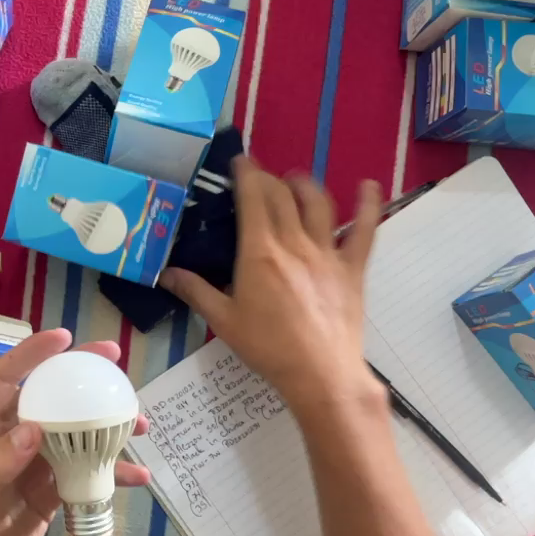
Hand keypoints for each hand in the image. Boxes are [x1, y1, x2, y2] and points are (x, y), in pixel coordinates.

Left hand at [0, 329, 150, 535]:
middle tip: (116, 364)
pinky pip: (82, 474)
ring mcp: (31, 471)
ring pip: (72, 435)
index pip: (4, 382)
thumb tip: (32, 429)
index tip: (65, 338)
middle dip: (79, 379)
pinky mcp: (48, 497)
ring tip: (140, 424)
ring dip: (104, 426)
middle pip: (46, 400)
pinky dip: (109, 473)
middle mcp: (9, 445)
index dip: (30, 356)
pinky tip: (137, 476)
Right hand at [162, 157, 386, 422]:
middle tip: (258, 178)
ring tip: (294, 180)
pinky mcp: (352, 267)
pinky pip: (364, 229)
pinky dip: (367, 204)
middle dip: (268, 178)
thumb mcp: (224, 321)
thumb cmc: (268, 348)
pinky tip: (366, 185)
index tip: (240, 162)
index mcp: (260, 253)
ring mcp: (327, 252)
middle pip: (282, 196)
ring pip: (318, 204)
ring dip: (304, 185)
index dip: (246, 175)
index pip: (252, 199)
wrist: (320, 373)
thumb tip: (167, 274)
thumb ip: (196, 292)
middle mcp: (294, 243)